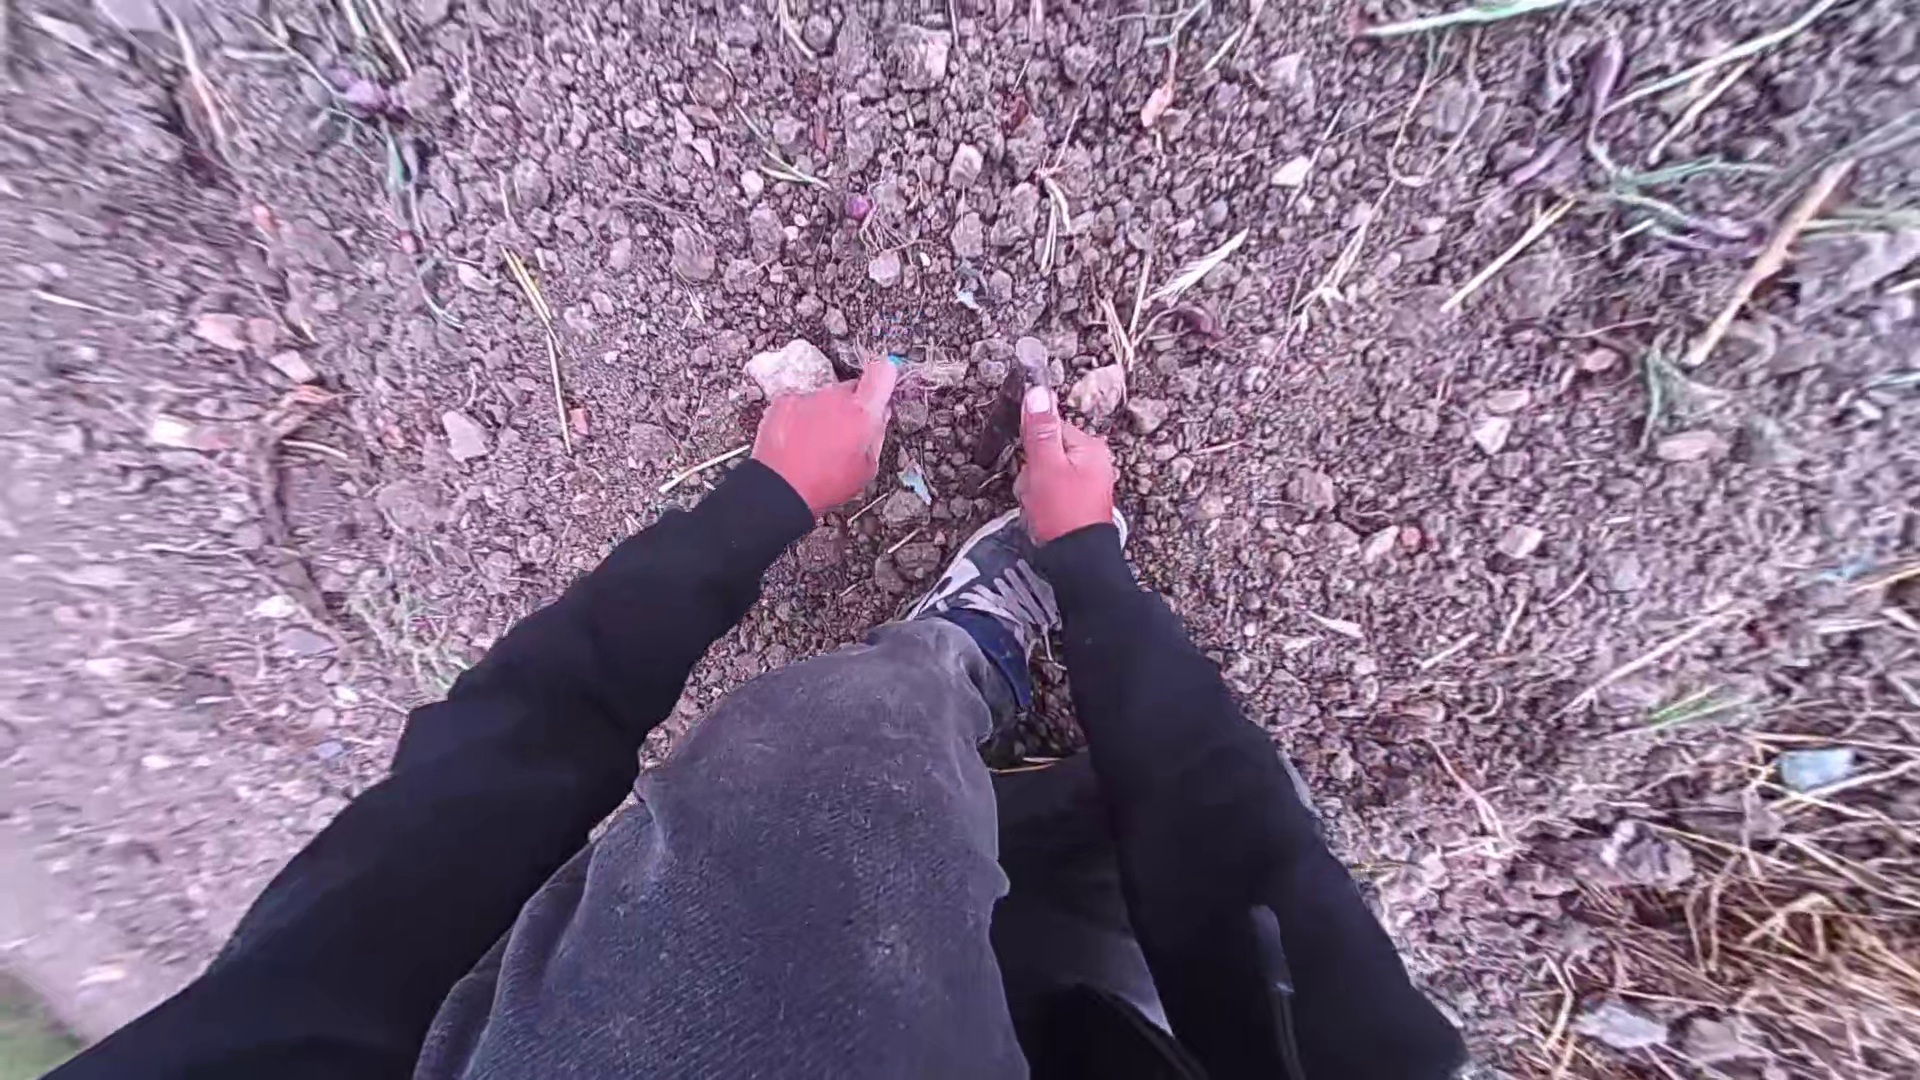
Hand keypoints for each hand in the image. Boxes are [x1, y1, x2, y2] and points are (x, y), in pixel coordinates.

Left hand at [751, 359, 897, 516]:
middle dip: (854, 405)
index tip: (886, 377)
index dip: (886, 374)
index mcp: (862, 413)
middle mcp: (835, 399)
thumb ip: (877, 436)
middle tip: (848, 434)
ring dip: (826, 414)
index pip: (882, 373)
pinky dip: (803, 417)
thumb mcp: (866, 469)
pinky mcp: (785, 401)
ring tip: (820, 444)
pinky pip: (802, 403)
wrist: (781, 489)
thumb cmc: (823, 484)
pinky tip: (801, 441)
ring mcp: (808, 398)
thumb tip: (880, 420)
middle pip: (852, 388)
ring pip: (826, 397)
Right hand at [1016, 385, 1115, 544]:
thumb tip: (1037, 392)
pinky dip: (1040, 504)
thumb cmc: (1063, 513)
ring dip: (1033, 491)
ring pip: (1043, 475)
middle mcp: (1092, 462)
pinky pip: (1049, 493)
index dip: (1032, 446)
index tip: (1029, 465)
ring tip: (1039, 507)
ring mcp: (1085, 484)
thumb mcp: (1046, 466)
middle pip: (1045, 453)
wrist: (1077, 561)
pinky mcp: (1076, 503)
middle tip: (1036, 491)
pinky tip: (1042, 516)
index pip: (1050, 429)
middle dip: (1031, 473)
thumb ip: (1040, 431)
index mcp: (1090, 448)